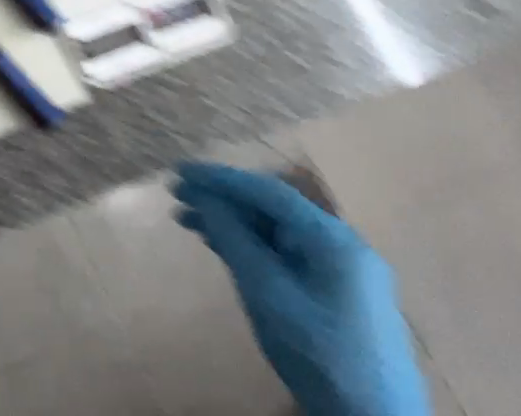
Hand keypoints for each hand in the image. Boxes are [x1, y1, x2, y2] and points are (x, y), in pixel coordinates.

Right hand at [173, 162, 429, 415]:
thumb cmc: (315, 348)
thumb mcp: (265, 290)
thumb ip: (234, 239)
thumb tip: (203, 196)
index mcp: (334, 241)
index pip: (270, 192)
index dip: (221, 178)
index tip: (179, 171)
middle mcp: (343, 246)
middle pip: (275, 207)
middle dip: (224, 198)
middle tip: (177, 196)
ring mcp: (342, 270)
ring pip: (277, 229)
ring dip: (233, 221)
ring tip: (187, 221)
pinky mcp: (335, 291)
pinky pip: (285, 252)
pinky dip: (250, 243)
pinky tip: (220, 246)